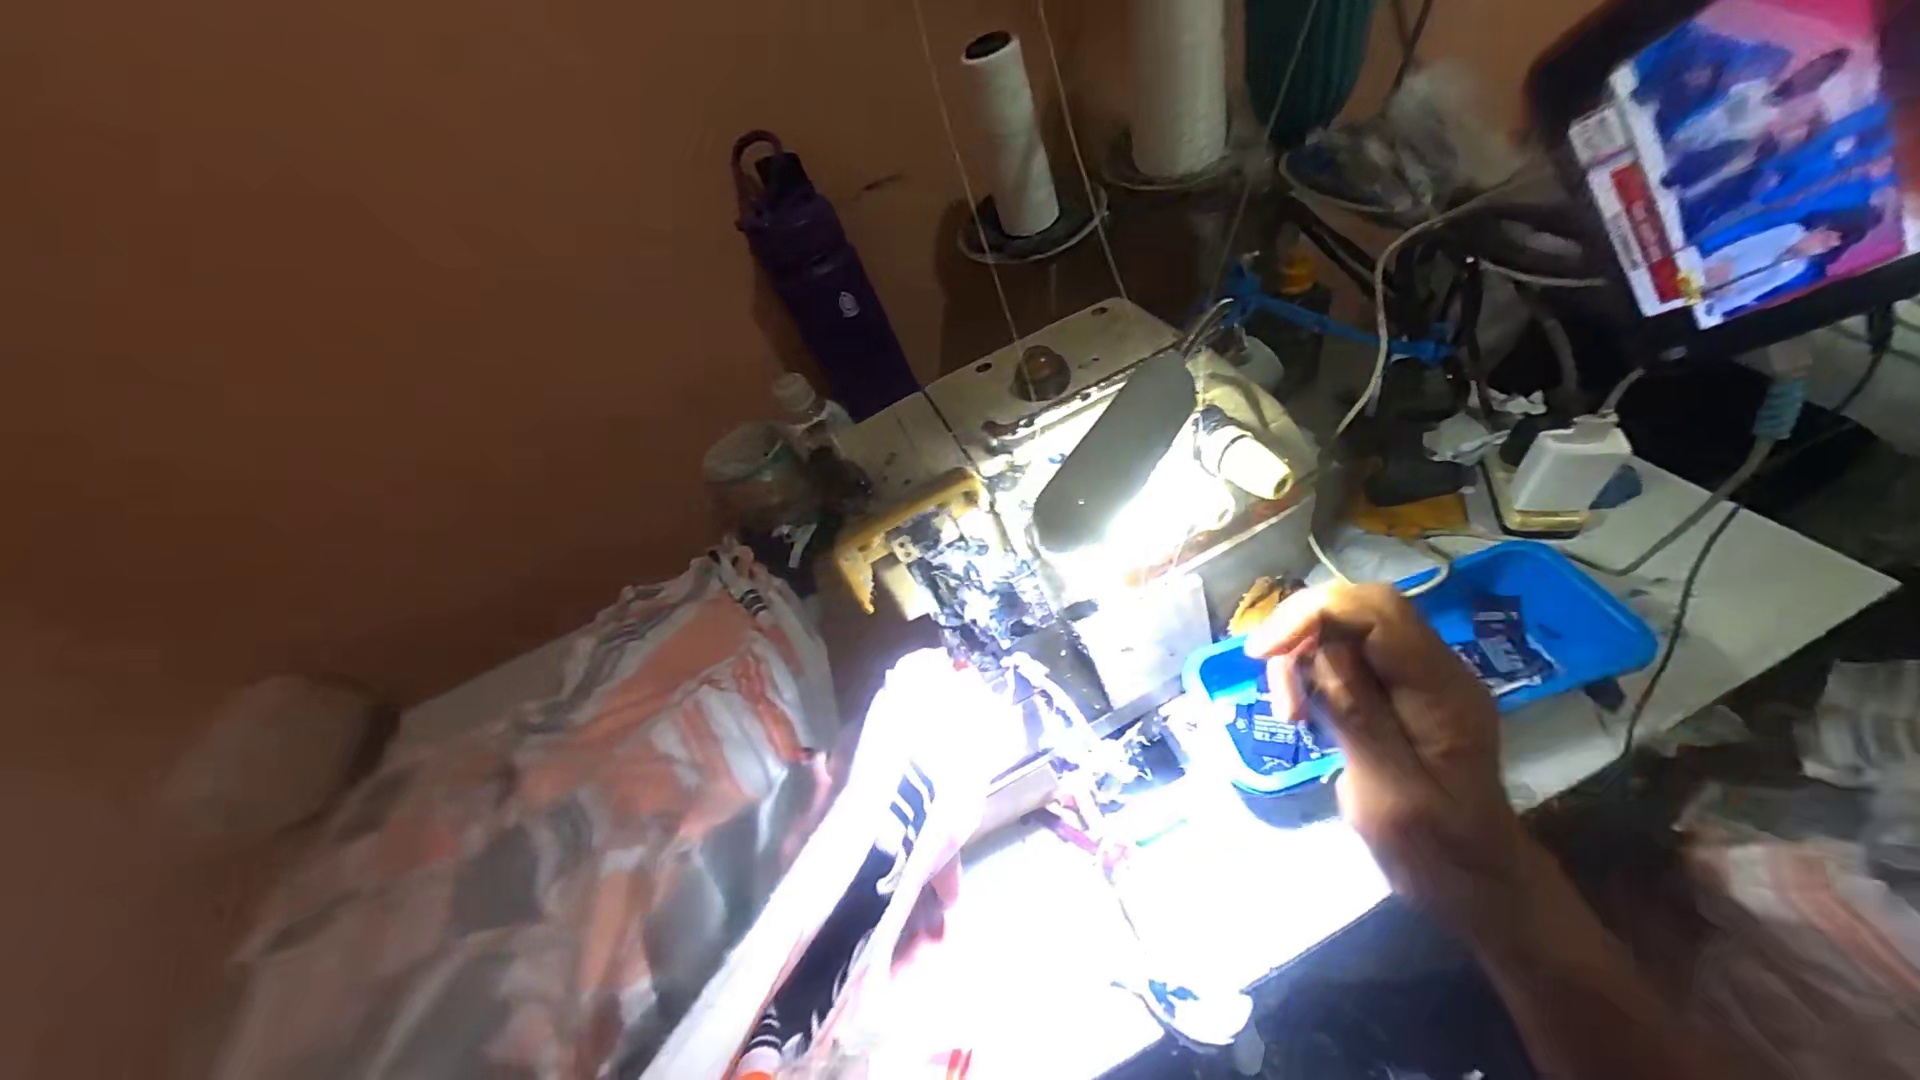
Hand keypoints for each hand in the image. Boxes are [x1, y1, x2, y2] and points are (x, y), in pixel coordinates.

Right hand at [1248, 584, 1526, 929]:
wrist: (1471, 882)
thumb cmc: (1435, 850)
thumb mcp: (1391, 791)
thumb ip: (1358, 715)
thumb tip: (1316, 651)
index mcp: (1442, 690)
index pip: (1378, 613)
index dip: (1313, 615)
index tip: (1264, 653)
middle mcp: (1432, 669)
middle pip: (1358, 607)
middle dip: (1301, 627)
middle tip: (1266, 670)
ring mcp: (1412, 678)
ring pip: (1343, 627)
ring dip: (1301, 654)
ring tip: (1289, 710)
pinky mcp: (1392, 691)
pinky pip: (1341, 655)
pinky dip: (1308, 670)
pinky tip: (1300, 708)